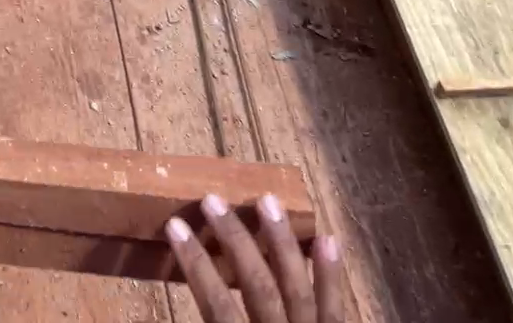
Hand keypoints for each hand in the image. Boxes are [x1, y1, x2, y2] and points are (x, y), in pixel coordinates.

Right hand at [165, 192, 344, 322]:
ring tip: (267, 201)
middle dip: (234, 241)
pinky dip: (332, 275)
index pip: (216, 306)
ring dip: (282, 242)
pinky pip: (339, 311)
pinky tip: (327, 238)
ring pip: (299, 290)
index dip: (195, 264)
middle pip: (258, 287)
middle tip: (212, 200)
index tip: (173, 226)